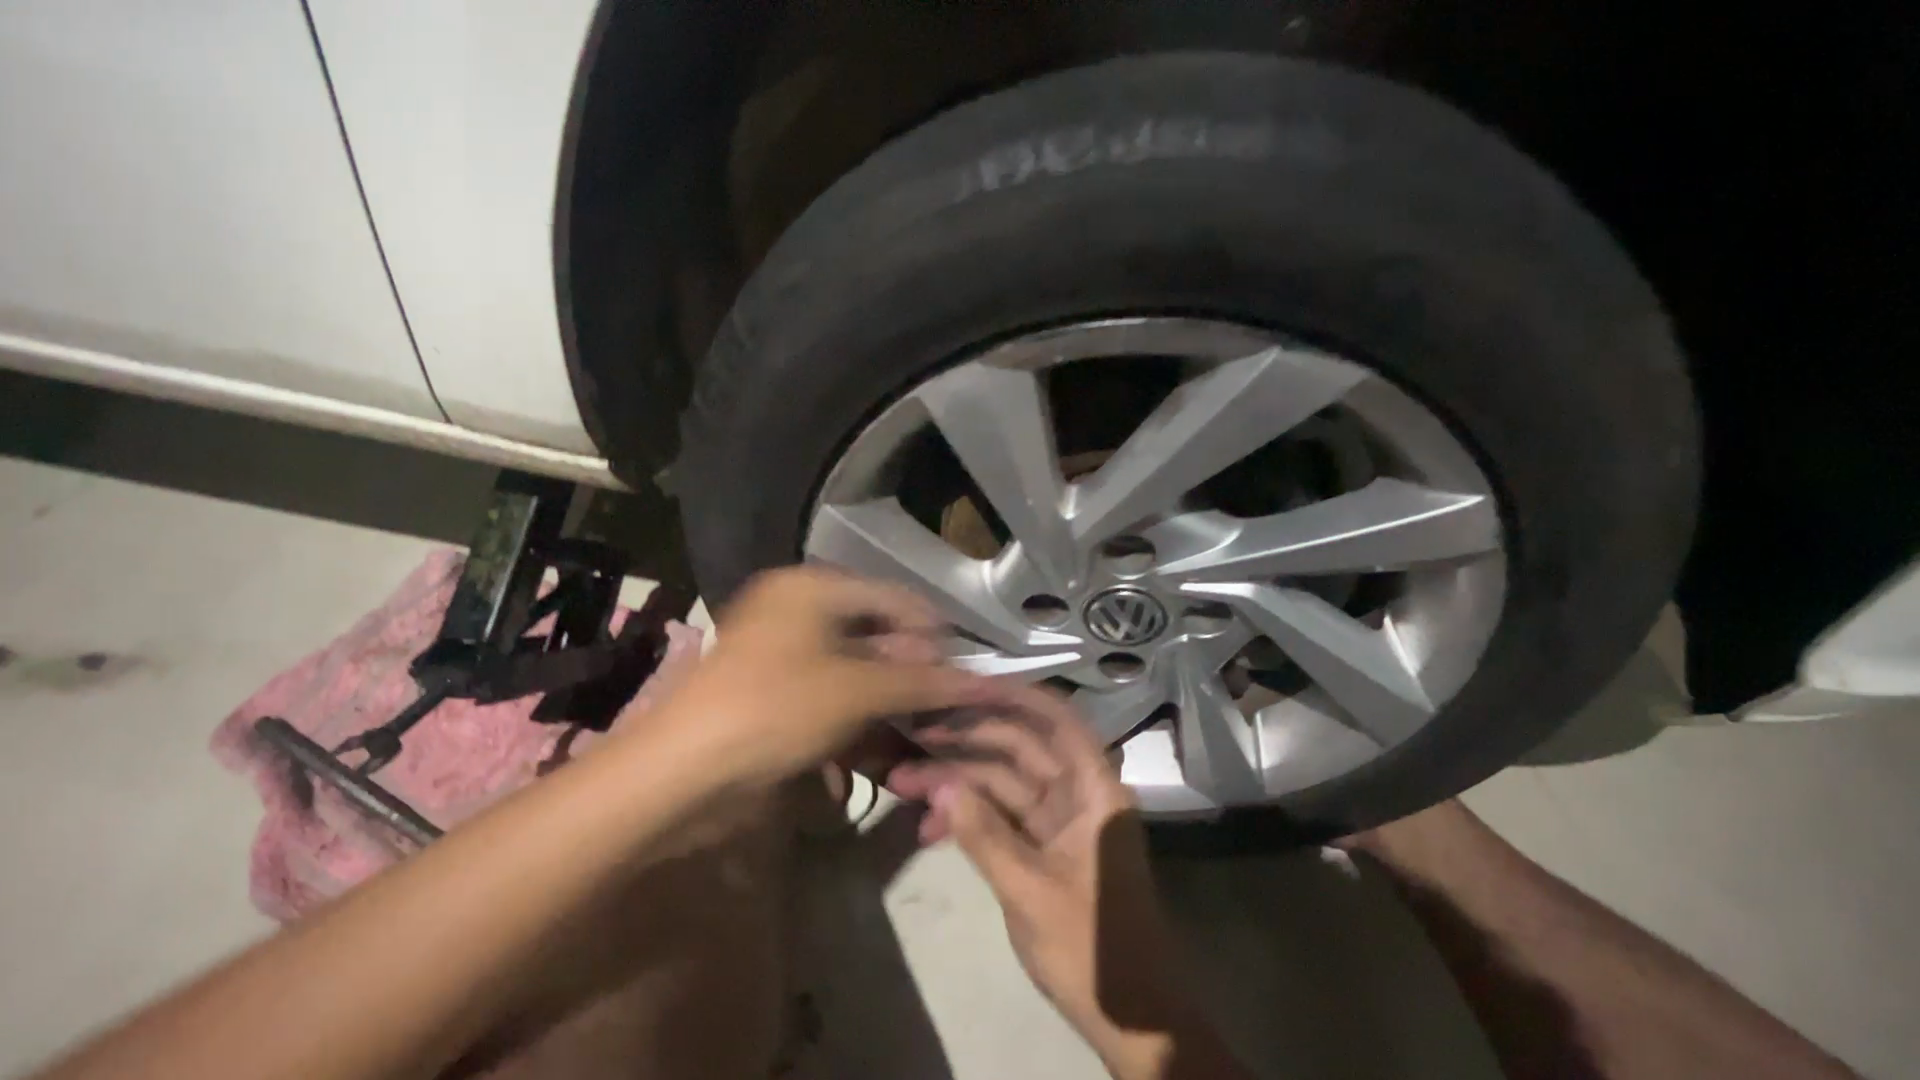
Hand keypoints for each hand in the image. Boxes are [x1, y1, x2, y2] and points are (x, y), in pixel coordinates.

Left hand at [654, 566, 989, 786]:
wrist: (683, 775)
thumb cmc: (774, 710)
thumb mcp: (856, 691)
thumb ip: (922, 682)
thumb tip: (982, 681)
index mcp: (811, 589)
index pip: (894, 597)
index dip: (935, 633)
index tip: (972, 673)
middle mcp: (799, 614)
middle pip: (876, 636)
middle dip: (915, 674)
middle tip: (954, 709)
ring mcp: (786, 659)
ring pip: (857, 674)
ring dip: (892, 705)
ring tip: (930, 735)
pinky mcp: (778, 701)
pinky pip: (834, 702)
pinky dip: (863, 724)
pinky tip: (891, 752)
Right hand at [888, 685, 1192, 1067]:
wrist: (1131, 1014)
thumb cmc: (1091, 946)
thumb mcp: (1030, 891)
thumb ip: (983, 834)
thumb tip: (939, 784)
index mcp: (1094, 791)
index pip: (1057, 721)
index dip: (1014, 696)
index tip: (962, 684)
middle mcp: (1079, 795)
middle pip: (1020, 749)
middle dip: (964, 745)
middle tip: (908, 742)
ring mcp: (1060, 823)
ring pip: (1004, 784)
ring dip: (957, 783)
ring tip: (902, 786)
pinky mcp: (1045, 850)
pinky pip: (1003, 818)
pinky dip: (970, 819)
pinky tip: (929, 828)